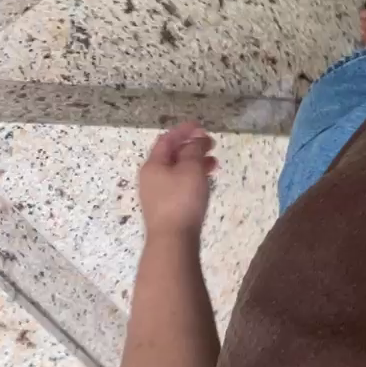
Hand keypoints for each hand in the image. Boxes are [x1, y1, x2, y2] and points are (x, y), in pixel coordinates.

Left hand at [138, 122, 216, 238]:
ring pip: (178, 170)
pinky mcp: (166, 207)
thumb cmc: (181, 199)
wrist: (173, 240)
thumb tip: (195, 141)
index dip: (184, 130)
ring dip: (195, 162)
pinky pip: (180, 183)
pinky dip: (193, 176)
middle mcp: (151, 177)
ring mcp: (157, 194)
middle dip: (192, 146)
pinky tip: (206, 180)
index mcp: (153, 164)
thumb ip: (194, 150)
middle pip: (172, 154)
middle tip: (211, 143)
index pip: (167, 139)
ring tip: (214, 162)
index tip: (201, 126)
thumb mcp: (191, 168)